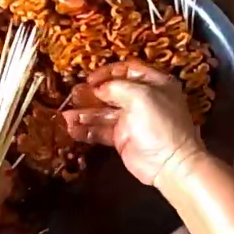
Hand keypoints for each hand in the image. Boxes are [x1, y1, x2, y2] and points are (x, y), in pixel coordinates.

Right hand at [62, 61, 206, 187]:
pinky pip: (100, 131)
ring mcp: (130, 120)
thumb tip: (98, 88)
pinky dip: (85, 131)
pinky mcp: (121, 139)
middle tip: (74, 95)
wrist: (169, 163)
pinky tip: (71, 130)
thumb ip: (117, 87)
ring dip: (83, 114)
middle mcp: (141, 100)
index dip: (108, 72)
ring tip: (65, 116)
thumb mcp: (141, 97)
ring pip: (102, 113)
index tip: (90, 79)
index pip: (127, 70)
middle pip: (111, 92)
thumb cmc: (159, 124)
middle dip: (91, 94)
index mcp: (153, 84)